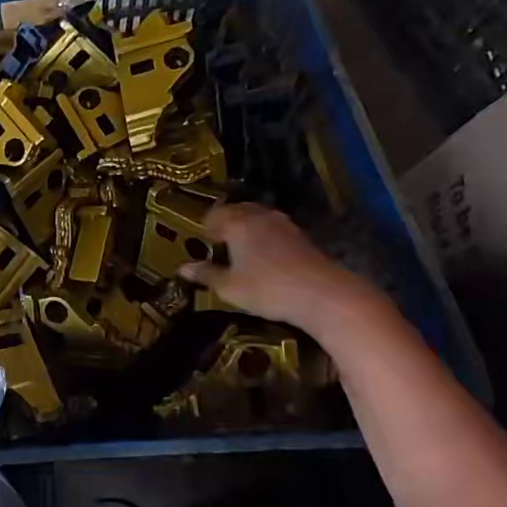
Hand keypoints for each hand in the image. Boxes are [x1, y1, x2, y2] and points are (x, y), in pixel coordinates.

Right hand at [178, 203, 382, 331]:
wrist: (323, 295)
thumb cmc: (267, 289)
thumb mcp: (228, 287)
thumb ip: (205, 274)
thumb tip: (183, 267)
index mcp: (237, 223)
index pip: (213, 214)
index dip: (205, 227)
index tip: (202, 243)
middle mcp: (259, 216)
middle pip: (237, 211)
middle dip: (225, 224)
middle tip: (218, 245)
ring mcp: (284, 224)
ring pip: (257, 218)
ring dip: (247, 230)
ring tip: (240, 252)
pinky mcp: (301, 236)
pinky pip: (273, 229)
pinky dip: (264, 238)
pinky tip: (264, 259)